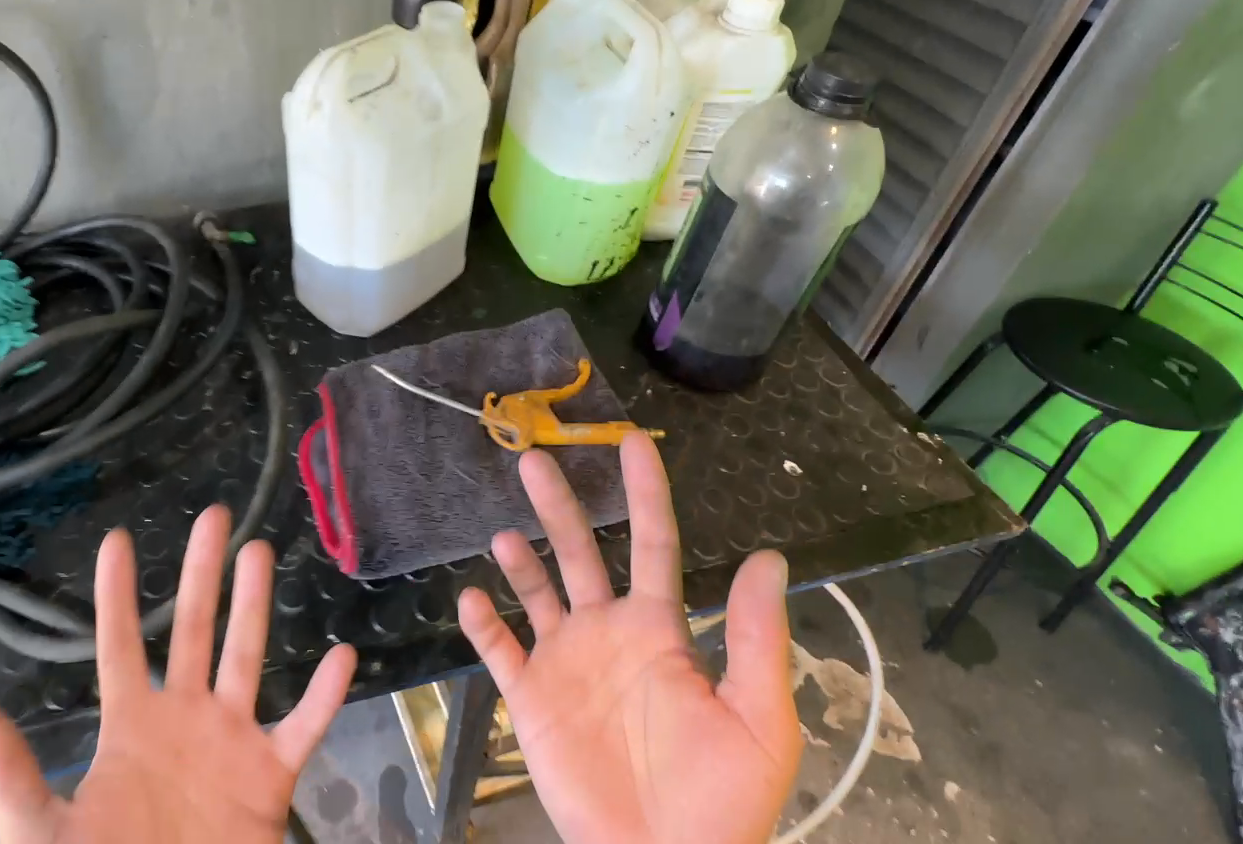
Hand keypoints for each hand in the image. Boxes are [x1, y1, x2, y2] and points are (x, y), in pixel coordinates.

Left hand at [0, 505, 358, 843]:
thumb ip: (9, 771)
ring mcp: (231, 742)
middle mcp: (184, 718)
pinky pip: (303, 727)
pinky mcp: (270, 776)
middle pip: (193, 630)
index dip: (117, 594)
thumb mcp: (42, 829)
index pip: (120, 645)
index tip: (118, 540)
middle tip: (214, 516)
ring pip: (246, 658)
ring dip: (254, 606)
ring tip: (260, 551)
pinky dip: (323, 697)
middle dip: (202, 573)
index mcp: (131, 726)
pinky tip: (341, 657)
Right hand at [459, 433, 801, 843]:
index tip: (632, 443)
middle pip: (578, 552)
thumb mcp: (759, 720)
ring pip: (536, 593)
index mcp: (659, 629)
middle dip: (558, 506)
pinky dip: (484, 624)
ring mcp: (565, 662)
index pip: (650, 543)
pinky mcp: (532, 697)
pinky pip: (500, 650)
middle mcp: (607, 630)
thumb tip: (770, 556)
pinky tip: (473, 597)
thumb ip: (757, 638)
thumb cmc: (720, 798)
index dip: (644, 492)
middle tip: (533, 460)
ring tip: (505, 535)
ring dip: (520, 562)